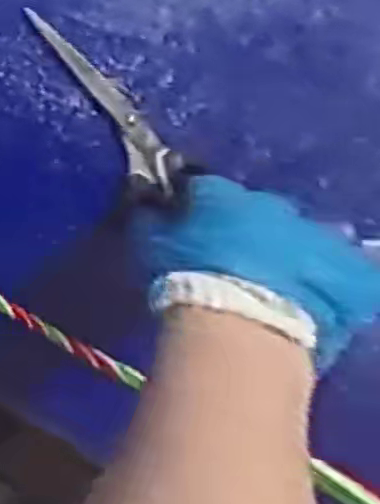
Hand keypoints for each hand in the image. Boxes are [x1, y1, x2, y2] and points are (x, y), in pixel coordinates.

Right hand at [134, 175, 379, 366]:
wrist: (244, 319)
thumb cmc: (183, 271)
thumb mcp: (145, 239)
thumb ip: (149, 214)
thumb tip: (149, 200)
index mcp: (224, 195)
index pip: (201, 183)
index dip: (188, 197)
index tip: (174, 211)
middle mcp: (277, 207)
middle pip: (258, 207)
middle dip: (243, 220)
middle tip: (223, 243)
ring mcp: (324, 239)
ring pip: (302, 234)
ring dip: (285, 244)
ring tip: (266, 268)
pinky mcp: (359, 274)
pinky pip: (343, 267)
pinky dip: (325, 273)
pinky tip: (305, 287)